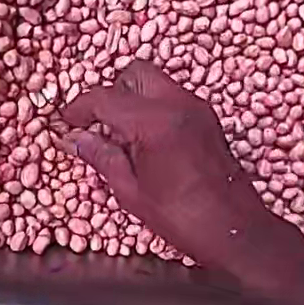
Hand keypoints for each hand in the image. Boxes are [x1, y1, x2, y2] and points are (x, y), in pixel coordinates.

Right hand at [59, 60, 303, 294]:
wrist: (236, 230)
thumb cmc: (182, 218)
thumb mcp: (130, 191)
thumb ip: (101, 156)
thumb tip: (75, 139)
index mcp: (155, 122)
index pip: (105, 98)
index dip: (79, 109)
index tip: (67, 123)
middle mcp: (179, 105)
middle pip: (133, 73)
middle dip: (109, 93)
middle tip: (95, 124)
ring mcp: (197, 109)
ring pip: (154, 82)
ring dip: (131, 99)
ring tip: (118, 137)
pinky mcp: (207, 119)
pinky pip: (171, 97)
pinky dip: (151, 108)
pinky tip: (143, 142)